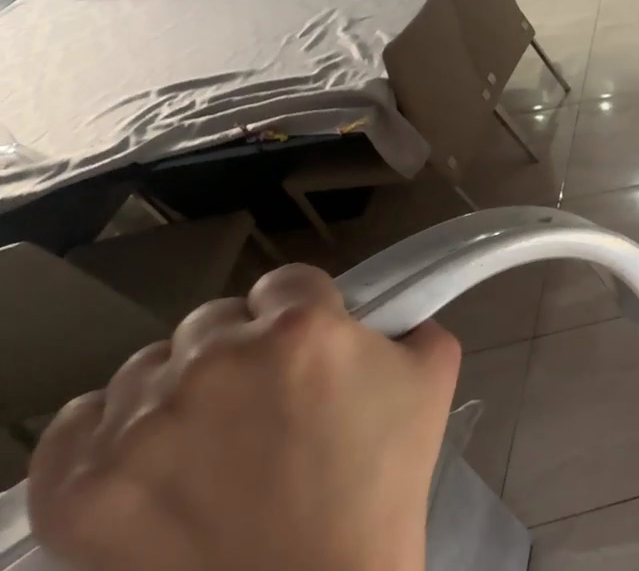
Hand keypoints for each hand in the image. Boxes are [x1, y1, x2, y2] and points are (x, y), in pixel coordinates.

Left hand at [28, 264, 460, 570]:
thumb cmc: (386, 475)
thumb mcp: (433, 377)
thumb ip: (409, 324)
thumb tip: (377, 317)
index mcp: (303, 330)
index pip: (287, 281)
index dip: (306, 309)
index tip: (314, 344)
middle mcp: (214, 363)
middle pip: (211, 319)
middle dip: (240, 346)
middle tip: (268, 394)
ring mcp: (136, 426)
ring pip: (146, 367)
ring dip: (178, 387)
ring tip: (212, 435)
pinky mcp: (75, 485)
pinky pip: (76, 423)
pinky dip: (110, 432)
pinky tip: (155, 457)